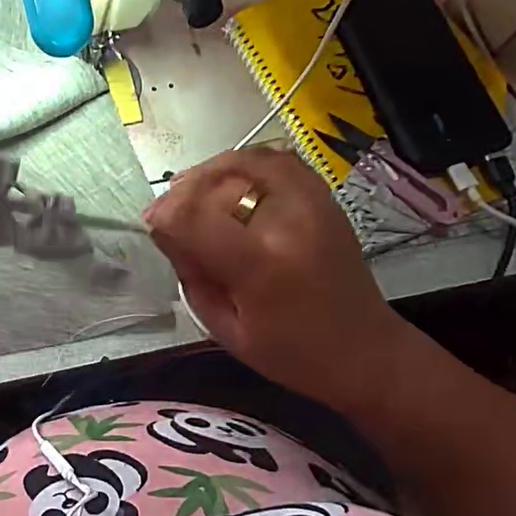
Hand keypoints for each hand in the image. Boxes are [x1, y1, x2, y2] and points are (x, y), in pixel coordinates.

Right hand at [144, 148, 422, 410]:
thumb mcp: (226, 329)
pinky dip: (250, 162)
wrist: (364, 351)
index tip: (151, 223)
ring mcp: (313, 204)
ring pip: (251, 160)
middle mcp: (288, 223)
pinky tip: (232, 179)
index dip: (165, 214)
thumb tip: (166, 231)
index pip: (197, 218)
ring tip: (194, 187)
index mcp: (261, 266)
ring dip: (214, 169)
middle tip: (169, 208)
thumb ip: (192, 276)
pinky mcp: (325, 199)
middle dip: (185, 190)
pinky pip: (282, 160)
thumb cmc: (291, 354)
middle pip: (221, 182)